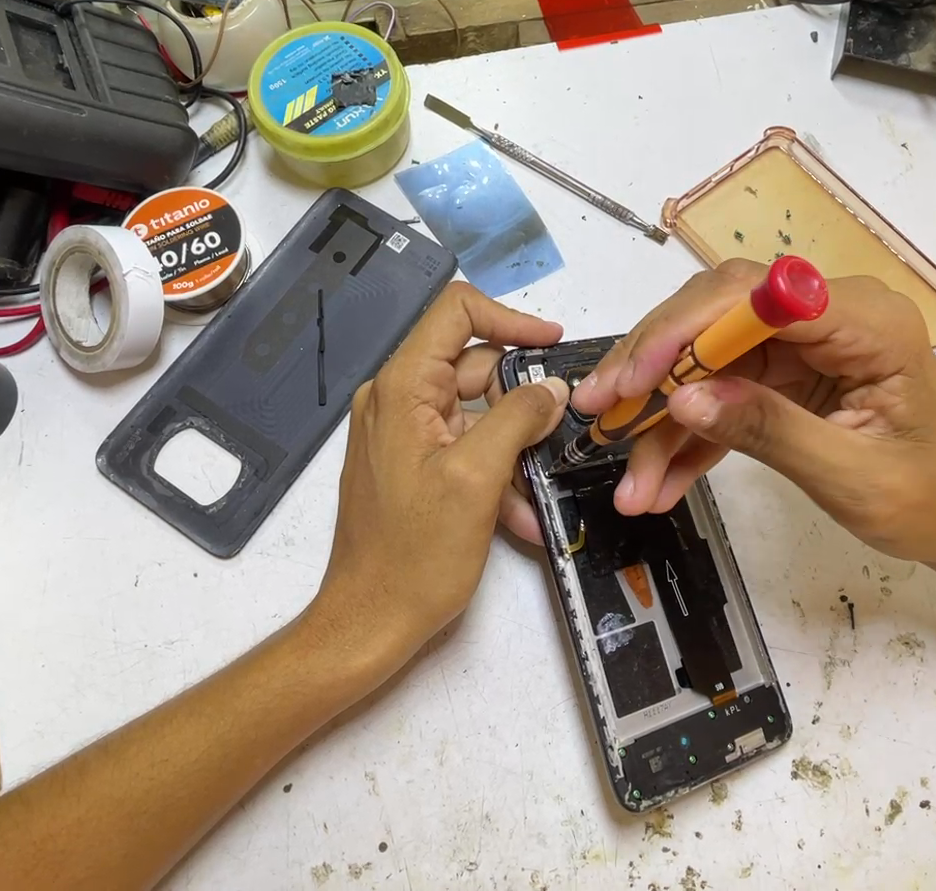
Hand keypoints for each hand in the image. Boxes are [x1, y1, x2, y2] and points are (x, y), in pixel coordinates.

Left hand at [310, 283, 570, 668]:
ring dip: (517, 445)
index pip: (456, 313)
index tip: (553, 345)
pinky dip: (497, 473)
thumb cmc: (416, 552)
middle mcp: (398, 400)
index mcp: (402, 388)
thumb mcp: (476, 478)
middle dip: (523, 396)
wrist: (368, 623)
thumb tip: (552, 387)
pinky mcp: (415, 467)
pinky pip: (466, 450)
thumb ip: (517, 419)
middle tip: (566, 425)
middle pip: (474, 367)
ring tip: (551, 479)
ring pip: (477, 414)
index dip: (510, 318)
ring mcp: (406, 435)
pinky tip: (527, 516)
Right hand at [569, 260, 935, 566]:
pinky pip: (715, 395)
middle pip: (713, 316)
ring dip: (659, 417)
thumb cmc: (925, 498)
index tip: (631, 378)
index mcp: (864, 321)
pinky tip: (657, 483)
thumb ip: (768, 431)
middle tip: (597, 411)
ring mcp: (795, 346)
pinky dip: (683, 439)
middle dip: (651, 366)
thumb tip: (683, 401)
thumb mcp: (850, 475)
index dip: (684, 327)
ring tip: (629, 482)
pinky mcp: (776, 376)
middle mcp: (823, 316)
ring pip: (702, 359)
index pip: (755, 295)